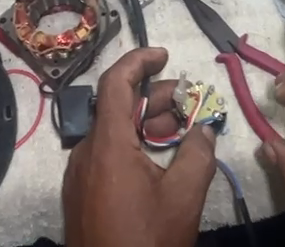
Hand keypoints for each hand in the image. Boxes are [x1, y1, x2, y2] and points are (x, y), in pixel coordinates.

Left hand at [62, 47, 216, 246]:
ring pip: (114, 131)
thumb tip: (204, 129)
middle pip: (118, 106)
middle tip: (188, 100)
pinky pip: (106, 153)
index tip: (165, 55)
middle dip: (154, 96)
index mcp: (106, 143)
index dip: (139, 61)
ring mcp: (80, 174)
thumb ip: (197, 155)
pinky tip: (159, 157)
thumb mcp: (182, 200)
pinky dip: (133, 145)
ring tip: (180, 128)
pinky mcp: (81, 194)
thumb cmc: (144, 242)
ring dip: (146, 123)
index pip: (116, 82)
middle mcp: (86, 151)